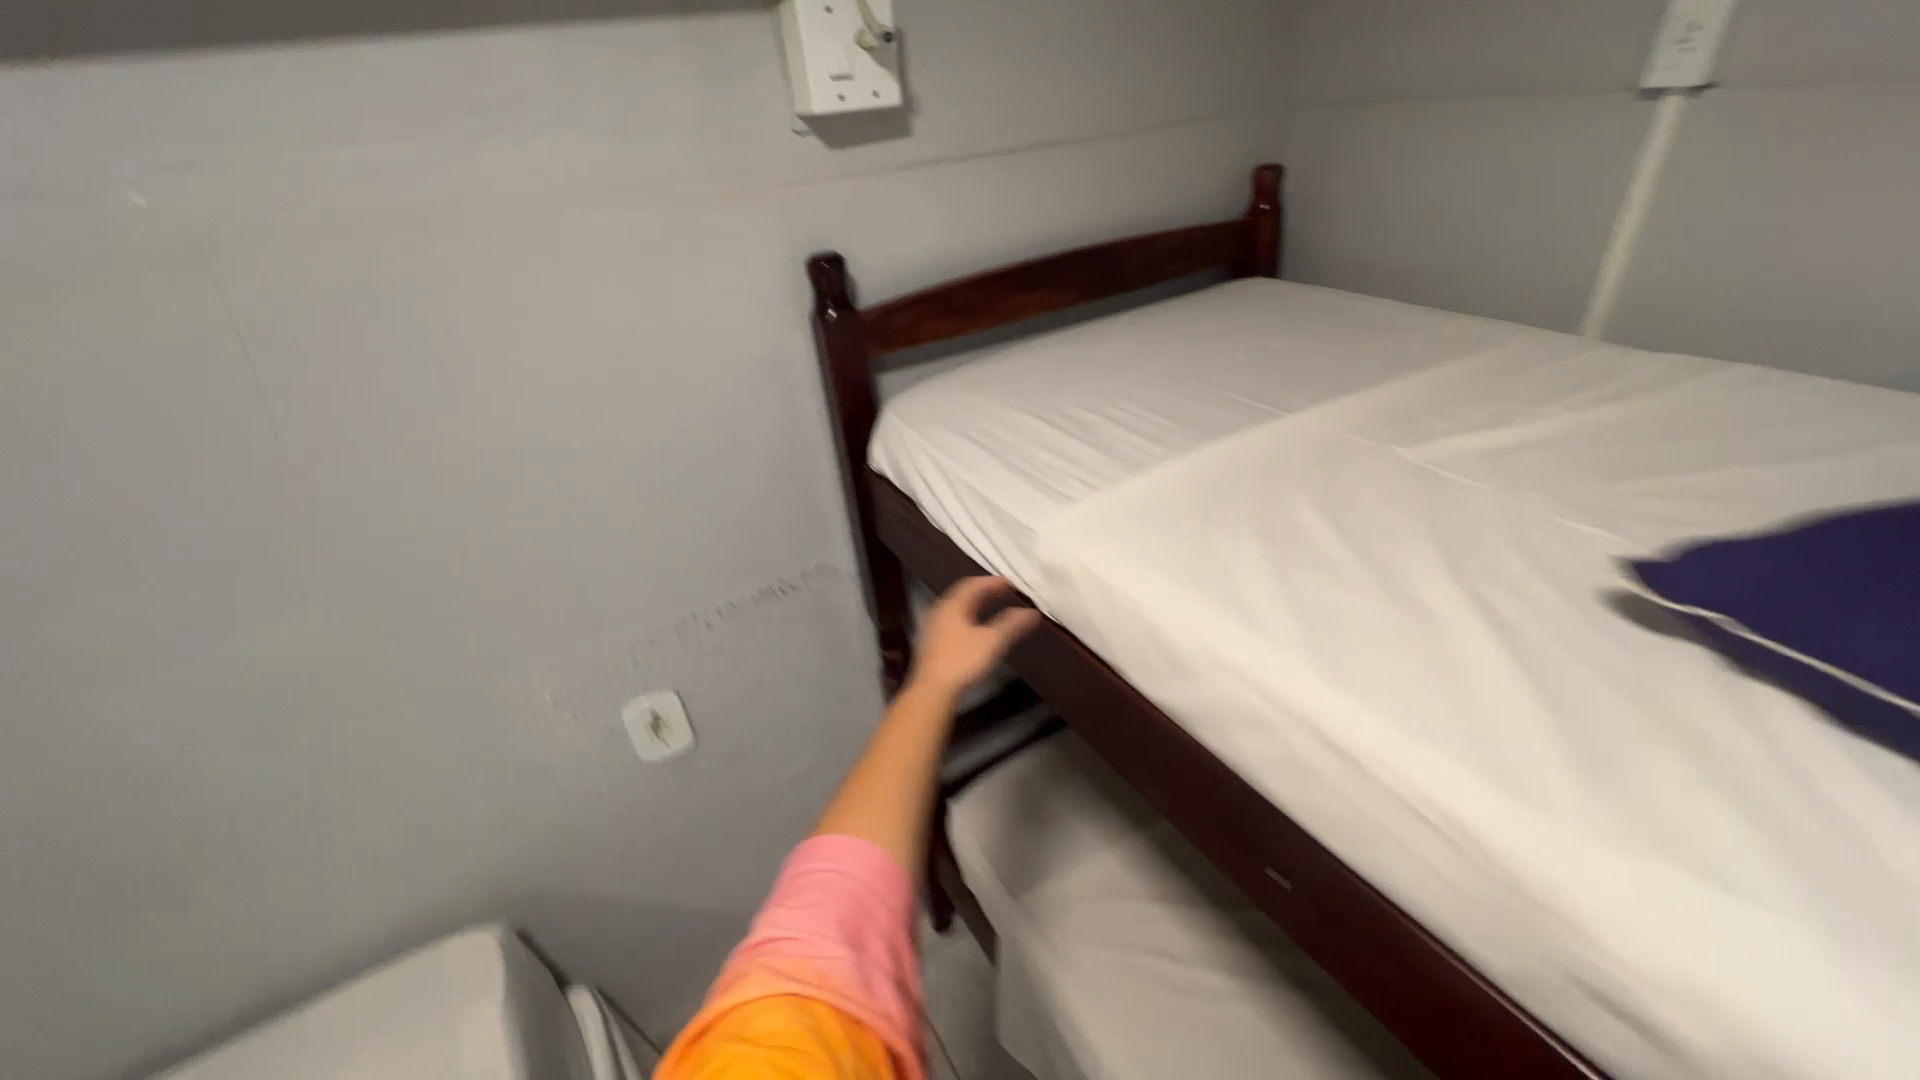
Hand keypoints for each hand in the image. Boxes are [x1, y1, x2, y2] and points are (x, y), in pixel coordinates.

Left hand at [908, 577, 1042, 698]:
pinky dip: (969, 618)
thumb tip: (1032, 612)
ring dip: (976, 605)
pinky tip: (977, 629)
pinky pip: (954, 622)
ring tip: (993, 607)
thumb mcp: (992, 641)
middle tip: (1004, 592)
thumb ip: (1012, 624)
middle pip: (963, 595)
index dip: (993, 582)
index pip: (973, 584)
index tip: (1011, 583)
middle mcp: (940, 611)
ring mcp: (934, 628)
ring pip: (958, 609)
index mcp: (952, 605)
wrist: (932, 690)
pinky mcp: (933, 644)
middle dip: (985, 592)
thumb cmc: (962, 661)